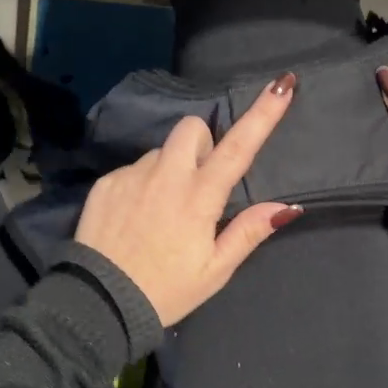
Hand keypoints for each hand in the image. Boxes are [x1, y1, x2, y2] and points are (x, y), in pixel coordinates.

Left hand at [75, 74, 303, 325]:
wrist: (100, 303)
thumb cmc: (166, 291)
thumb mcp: (215, 270)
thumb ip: (248, 232)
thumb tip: (287, 205)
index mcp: (199, 197)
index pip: (238, 148)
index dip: (263, 114)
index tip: (282, 84)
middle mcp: (165, 176)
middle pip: (192, 128)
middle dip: (202, 143)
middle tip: (200, 183)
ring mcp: (131, 176)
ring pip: (161, 152)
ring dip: (169, 170)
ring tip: (162, 212)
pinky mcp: (105, 183)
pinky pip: (133, 169)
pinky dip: (142, 185)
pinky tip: (136, 218)